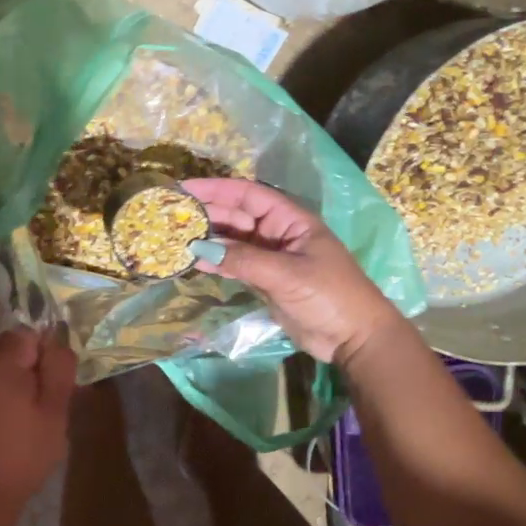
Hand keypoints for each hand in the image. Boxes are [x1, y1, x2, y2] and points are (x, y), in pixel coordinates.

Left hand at [0, 327, 78, 514]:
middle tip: (46, 402)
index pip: (29, 334)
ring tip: (28, 415)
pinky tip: (8, 421)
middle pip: (11, 346)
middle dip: (31, 365)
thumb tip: (58, 339)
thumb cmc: (24, 450)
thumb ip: (59, 368)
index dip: (47, 355)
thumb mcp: (55, 410)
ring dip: (15, 379)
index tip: (55, 384)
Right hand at [182, 178, 405, 363]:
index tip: (184, 189)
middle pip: (235, 215)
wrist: (354, 337)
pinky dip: (215, 261)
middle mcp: (277, 233)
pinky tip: (194, 262)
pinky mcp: (264, 279)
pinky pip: (234, 263)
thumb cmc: (330, 295)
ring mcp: (270, 257)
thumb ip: (243, 259)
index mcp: (290, 220)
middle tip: (171, 217)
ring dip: (207, 239)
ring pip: (232, 240)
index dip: (216, 189)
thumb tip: (201, 248)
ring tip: (175, 238)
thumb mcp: (286, 274)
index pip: (247, 194)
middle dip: (206, 214)